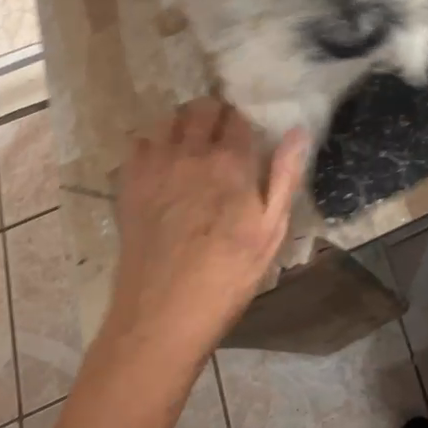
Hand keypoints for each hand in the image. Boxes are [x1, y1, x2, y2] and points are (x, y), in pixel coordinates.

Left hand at [107, 98, 309, 352]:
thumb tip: (298, 131)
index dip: (245, 122)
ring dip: (184, 124)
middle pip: (202, 108)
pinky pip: (139, 144)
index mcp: (231, 163)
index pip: (238, 117)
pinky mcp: (130, 186)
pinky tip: (162, 163)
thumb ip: (285, 176)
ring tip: (192, 144)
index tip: (249, 137)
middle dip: (215, 114)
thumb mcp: (271, 232)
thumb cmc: (226, 277)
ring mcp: (156, 167)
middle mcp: (192, 153)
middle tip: (222, 136)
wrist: (161, 318)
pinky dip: (153, 144)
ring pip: (169, 119)